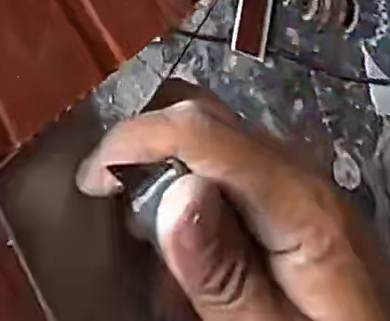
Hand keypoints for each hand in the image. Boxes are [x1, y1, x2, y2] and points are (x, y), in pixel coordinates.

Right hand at [76, 88, 389, 320]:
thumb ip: (227, 278)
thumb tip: (174, 192)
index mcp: (297, 201)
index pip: (201, 129)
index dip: (137, 139)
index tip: (92, 179)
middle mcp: (295, 169)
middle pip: (203, 112)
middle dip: (145, 141)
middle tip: (112, 203)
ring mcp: (295, 175)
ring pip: (210, 126)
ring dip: (163, 155)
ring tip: (142, 219)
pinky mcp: (291, 191)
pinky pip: (225, 155)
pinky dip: (187, 173)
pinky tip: (184, 233)